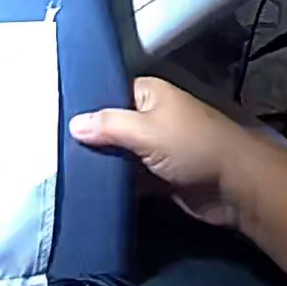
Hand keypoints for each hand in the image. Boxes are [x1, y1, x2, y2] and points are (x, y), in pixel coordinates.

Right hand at [68, 77, 275, 227]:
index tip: (53, 119)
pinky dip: (112, 183)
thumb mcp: (147, 130)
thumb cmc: (191, 146)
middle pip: (111, 126)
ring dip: (99, 164)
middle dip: (88, 139)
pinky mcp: (157, 177)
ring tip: (60, 171)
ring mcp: (153, 148)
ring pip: (118, 154)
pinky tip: (84, 191)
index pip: (108, 94)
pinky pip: (127, 177)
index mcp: (149, 94)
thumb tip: (73, 123)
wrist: (234, 187)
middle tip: (51, 151)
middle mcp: (149, 117)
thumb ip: (109, 126)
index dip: (85, 107)